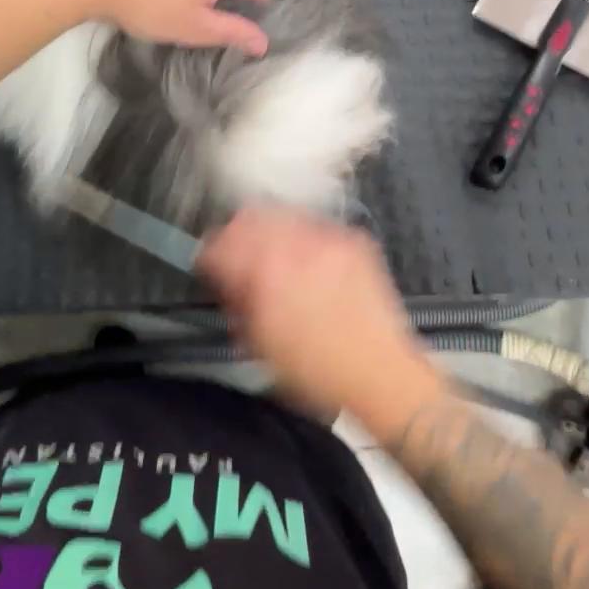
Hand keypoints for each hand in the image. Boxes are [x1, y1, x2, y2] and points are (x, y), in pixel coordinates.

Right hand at [197, 207, 439, 421]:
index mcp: (266, 270)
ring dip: (272, 230)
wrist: (380, 373)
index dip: (210, 252)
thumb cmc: (314, 370)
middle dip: (239, 232)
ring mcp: (330, 239)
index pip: (223, 242)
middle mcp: (297, 244)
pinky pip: (319, 227)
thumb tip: (226, 277)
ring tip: (272, 254)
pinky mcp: (355, 242)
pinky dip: (306, 237)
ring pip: (286, 214)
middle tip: (237, 254)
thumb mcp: (260, 342)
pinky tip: (308, 260)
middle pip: (253, 215)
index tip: (209, 262)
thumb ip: (238, 300)